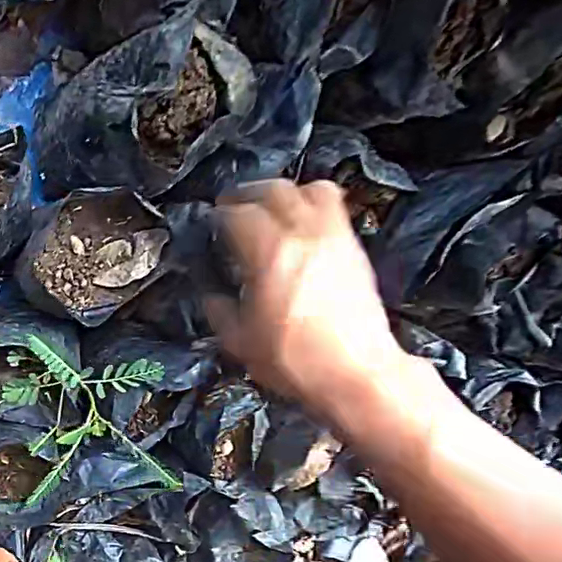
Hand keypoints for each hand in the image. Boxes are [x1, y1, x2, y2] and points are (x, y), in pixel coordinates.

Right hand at [210, 180, 408, 409]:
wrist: (354, 373)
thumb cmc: (294, 361)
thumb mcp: (239, 341)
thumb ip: (220, 310)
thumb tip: (213, 295)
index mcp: (269, 255)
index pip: (237, 214)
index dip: (217, 215)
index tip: (208, 223)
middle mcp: (304, 236)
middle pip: (275, 190)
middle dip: (247, 193)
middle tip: (231, 205)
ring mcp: (335, 238)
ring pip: (310, 188)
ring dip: (285, 193)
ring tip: (269, 208)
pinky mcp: (354, 249)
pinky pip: (334, 208)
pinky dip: (312, 207)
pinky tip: (299, 228)